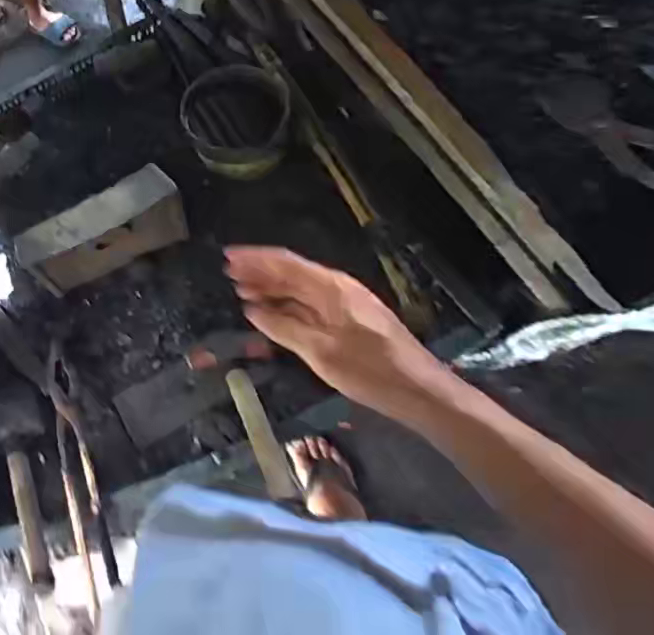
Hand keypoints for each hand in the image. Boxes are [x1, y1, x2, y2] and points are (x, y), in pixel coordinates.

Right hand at [225, 246, 457, 423]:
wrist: (426, 396)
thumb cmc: (372, 371)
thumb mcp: (319, 352)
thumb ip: (282, 327)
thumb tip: (252, 310)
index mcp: (330, 288)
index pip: (284, 262)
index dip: (253, 258)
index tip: (227, 257)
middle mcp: (336, 289)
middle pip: (290, 272)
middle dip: (258, 272)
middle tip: (228, 276)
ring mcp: (345, 304)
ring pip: (298, 288)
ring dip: (270, 288)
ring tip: (241, 292)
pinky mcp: (349, 320)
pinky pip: (309, 303)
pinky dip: (286, 304)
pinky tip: (270, 312)